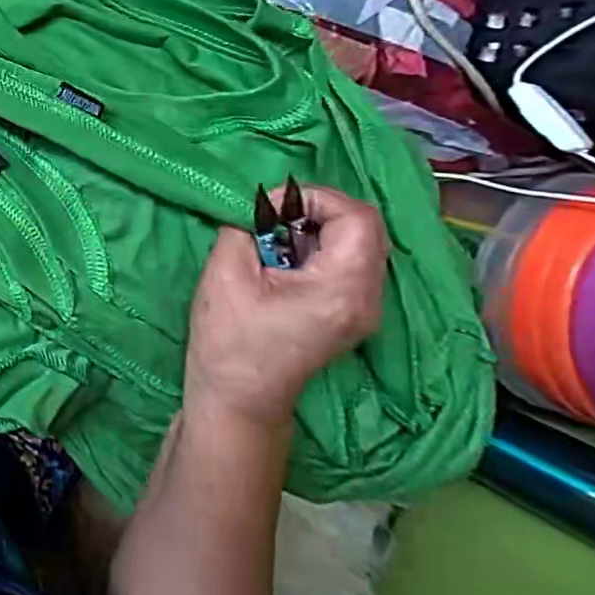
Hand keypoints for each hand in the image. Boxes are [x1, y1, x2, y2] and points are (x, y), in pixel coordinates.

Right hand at [184, 185, 387, 429]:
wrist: (239, 397)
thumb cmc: (230, 338)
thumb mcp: (226, 272)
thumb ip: (245, 227)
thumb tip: (258, 207)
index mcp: (342, 287)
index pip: (358, 217)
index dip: (314, 197)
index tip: (270, 207)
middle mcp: (368, 297)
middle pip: (363, 227)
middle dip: (314, 208)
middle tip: (268, 217)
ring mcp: (363, 308)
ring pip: (356, 243)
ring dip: (313, 227)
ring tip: (270, 238)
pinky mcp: (348, 313)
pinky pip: (345, 262)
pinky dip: (314, 247)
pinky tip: (278, 259)